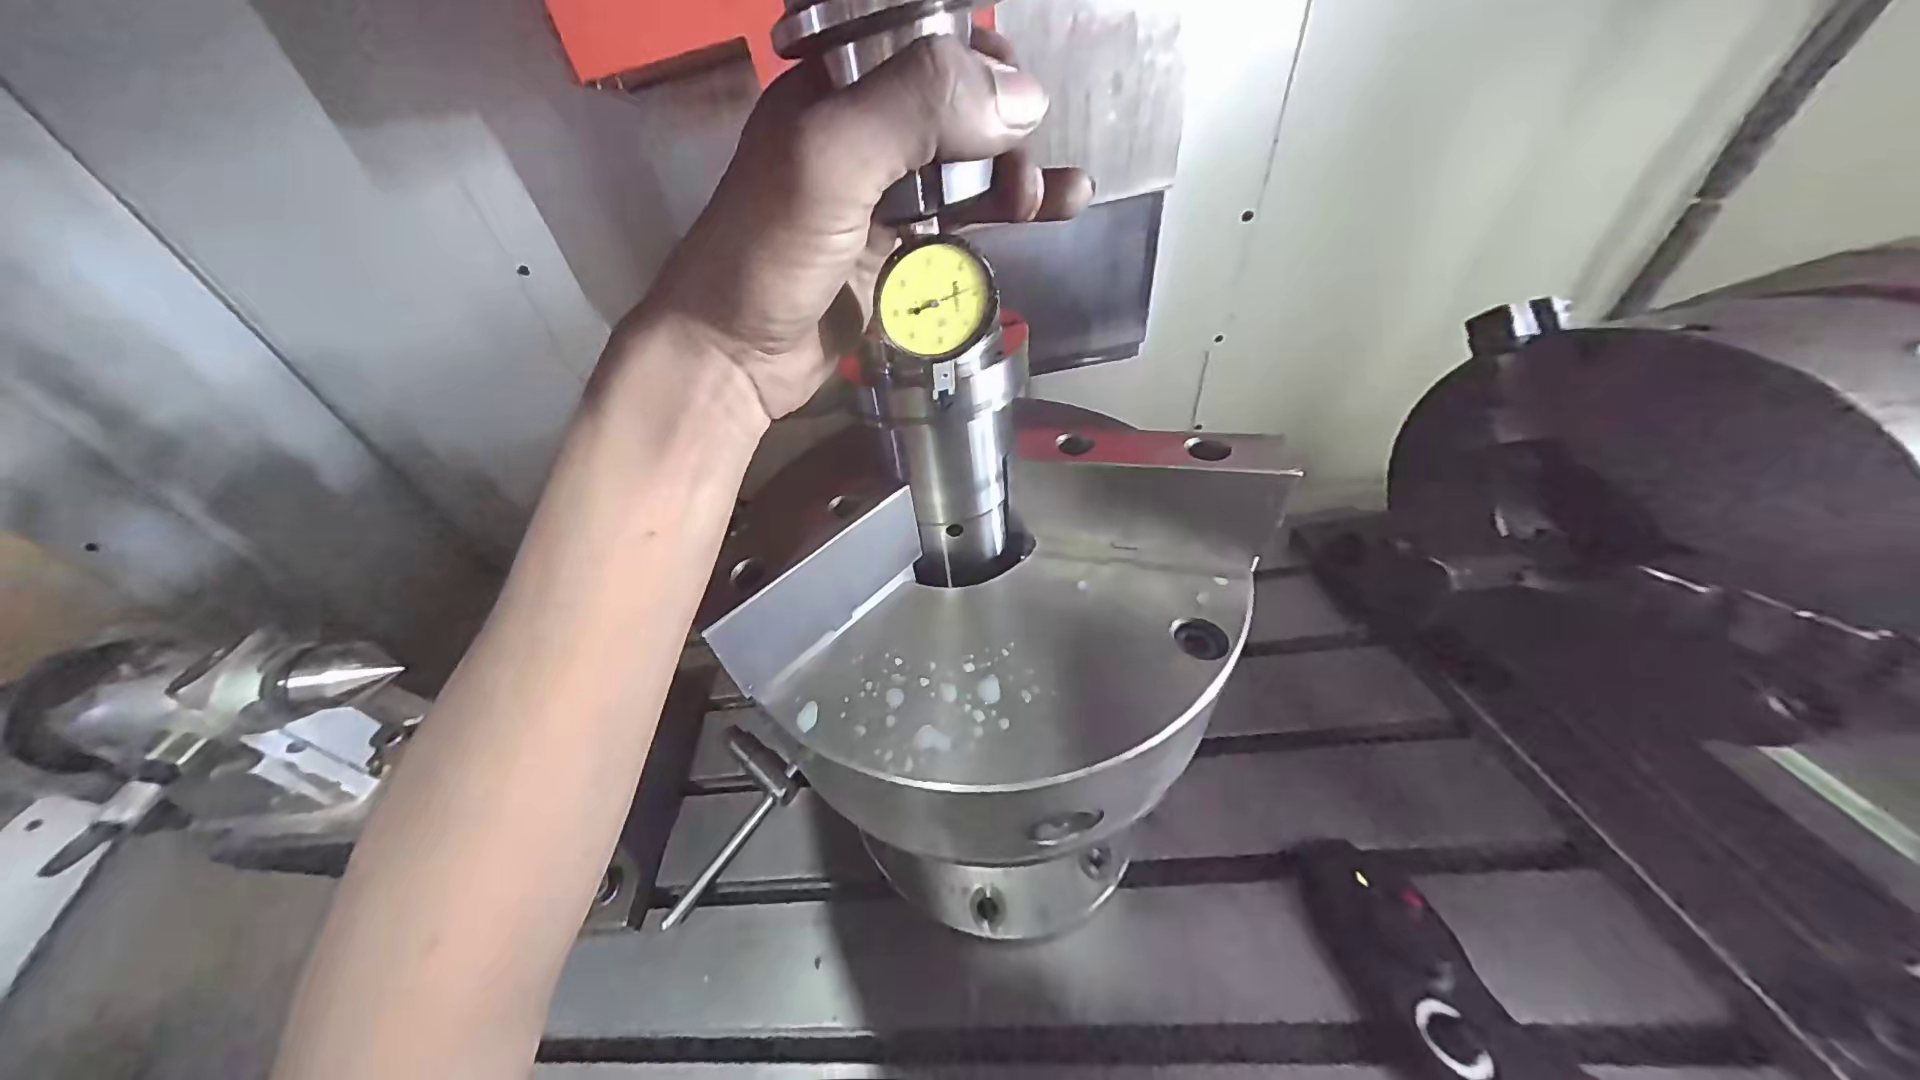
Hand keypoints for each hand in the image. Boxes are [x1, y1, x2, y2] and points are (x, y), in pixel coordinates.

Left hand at [624, 29, 1094, 421]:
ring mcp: (886, 195)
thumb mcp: (830, 163)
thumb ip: (913, 113)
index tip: (1018, 93)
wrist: (738, 356)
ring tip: (1055, 196)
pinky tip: (1052, 210)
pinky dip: (1006, 216)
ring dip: (1016, 173)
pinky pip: (964, 222)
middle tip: (1020, 168)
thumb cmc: (767, 254)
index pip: (924, 43)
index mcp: (836, 87)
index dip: (979, 58)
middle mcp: (864, 132)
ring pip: (969, 165)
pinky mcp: (901, 251)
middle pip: (957, 104)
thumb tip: (1021, 98)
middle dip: (1003, 126)